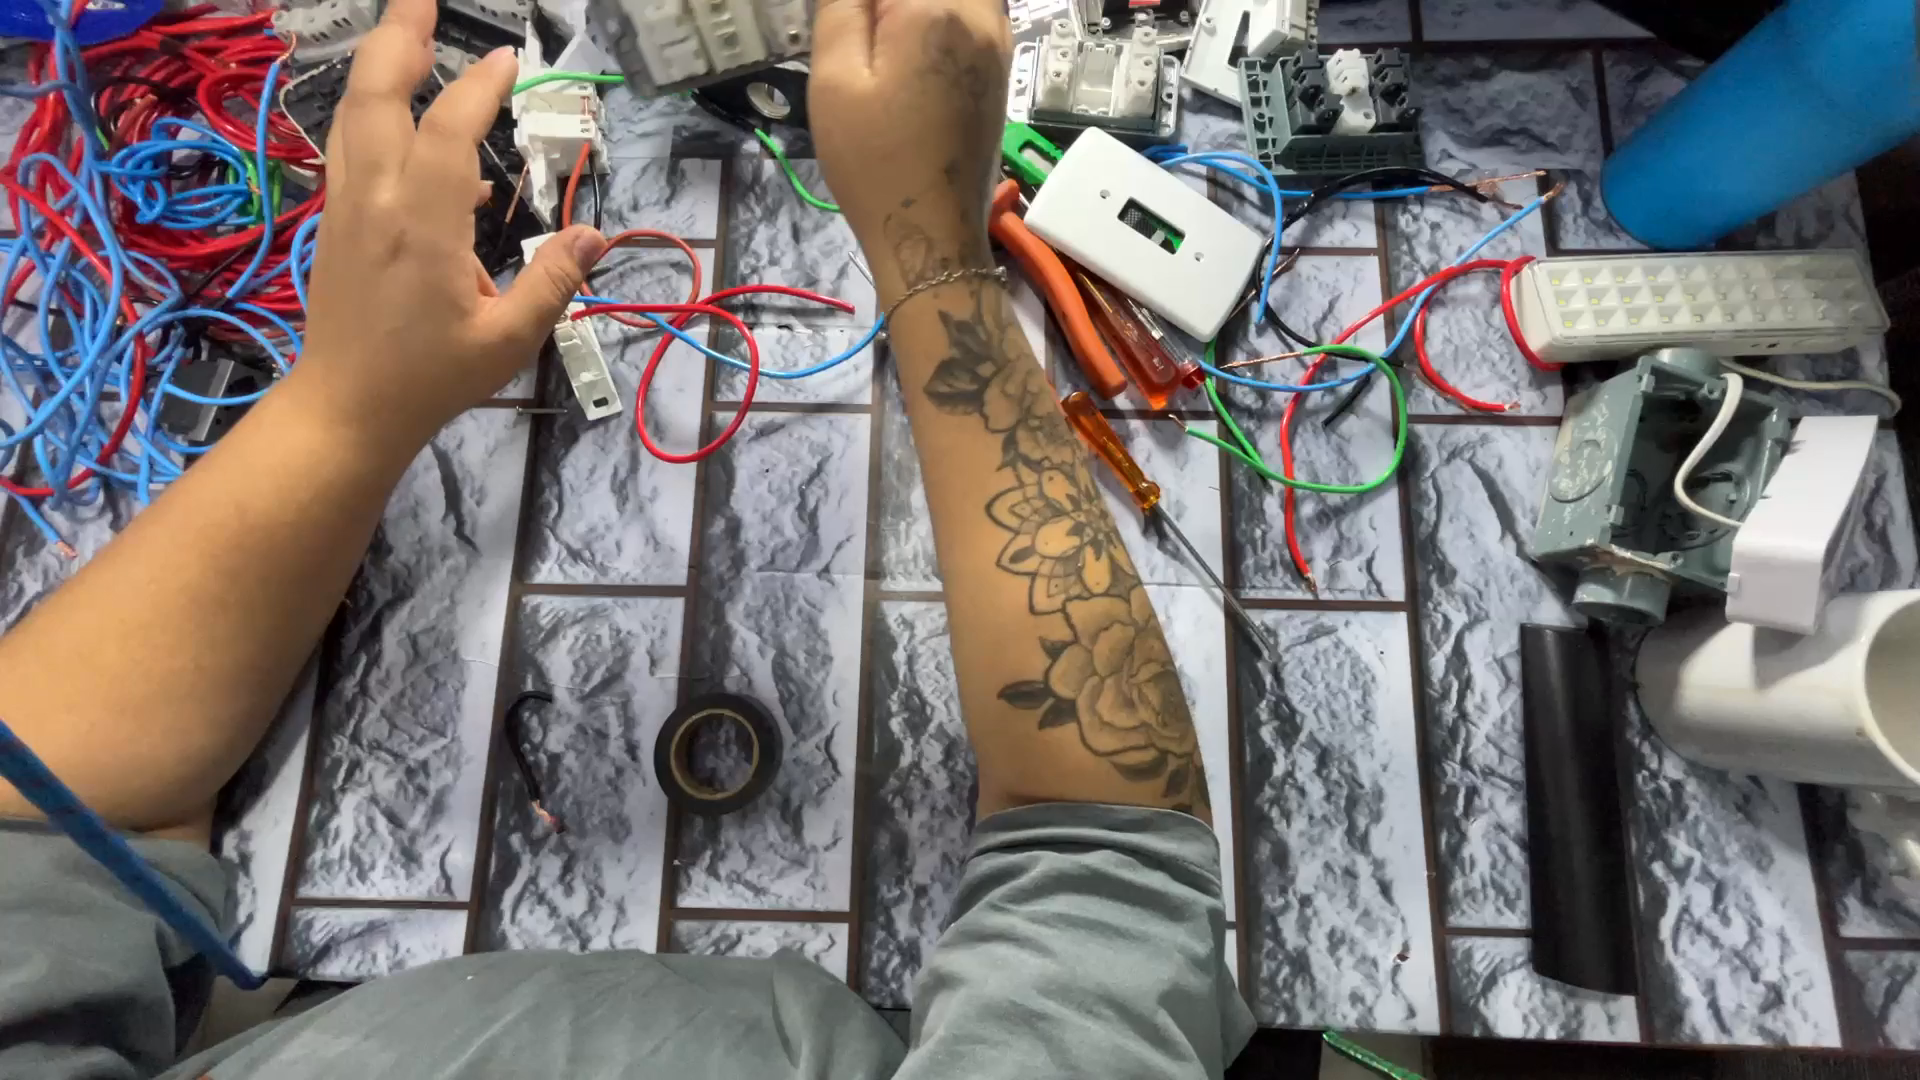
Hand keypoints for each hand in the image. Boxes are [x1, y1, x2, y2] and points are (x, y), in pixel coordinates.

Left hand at [289, 0, 604, 447]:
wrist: (352, 402)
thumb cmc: (436, 375)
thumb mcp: (511, 337)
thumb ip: (553, 281)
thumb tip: (595, 234)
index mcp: (422, 223)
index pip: (449, 131)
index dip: (480, 88)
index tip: (511, 58)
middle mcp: (374, 197)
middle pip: (375, 94)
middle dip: (399, 38)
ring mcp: (347, 205)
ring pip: (352, 113)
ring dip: (379, 66)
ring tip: (407, 37)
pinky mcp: (338, 221)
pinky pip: (355, 149)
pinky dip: (380, 120)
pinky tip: (418, 139)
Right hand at [808, 0, 1010, 302]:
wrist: (932, 239)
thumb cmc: (877, 169)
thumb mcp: (835, 80)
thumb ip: (842, 4)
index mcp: (937, 6)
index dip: (857, 7)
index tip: (845, 29)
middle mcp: (981, 14)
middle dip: (885, 7)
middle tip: (860, 34)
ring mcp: (999, 44)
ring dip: (909, 14)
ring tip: (881, 46)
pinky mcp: (1001, 73)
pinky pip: (971, 13)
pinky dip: (937, 20)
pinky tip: (909, 57)